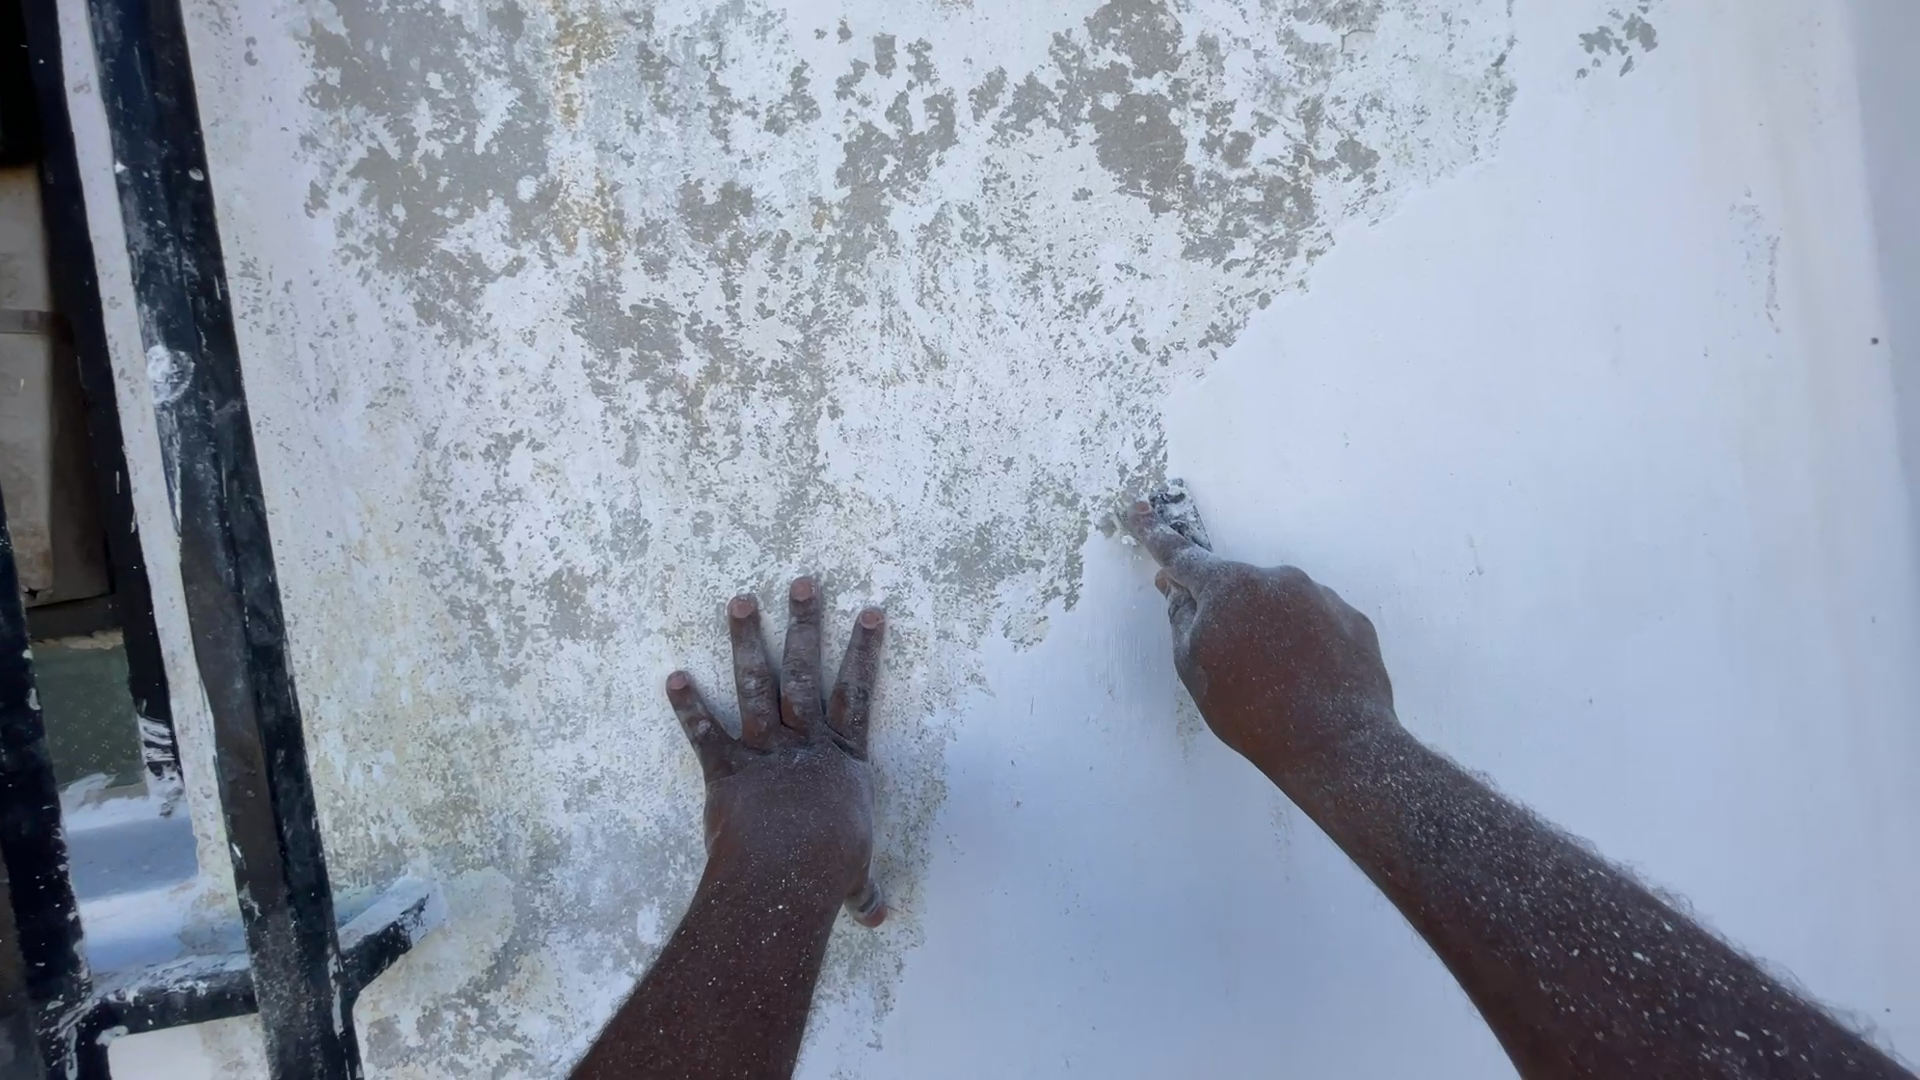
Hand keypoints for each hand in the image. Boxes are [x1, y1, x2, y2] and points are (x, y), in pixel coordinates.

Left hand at [665, 576, 887, 926]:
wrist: (784, 881)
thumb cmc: (827, 873)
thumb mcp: (851, 876)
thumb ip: (860, 888)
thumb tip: (878, 918)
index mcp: (841, 757)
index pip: (857, 692)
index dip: (865, 651)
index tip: (871, 611)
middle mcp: (804, 743)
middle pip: (804, 672)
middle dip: (805, 625)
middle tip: (802, 581)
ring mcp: (764, 752)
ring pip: (756, 686)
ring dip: (746, 641)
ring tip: (739, 599)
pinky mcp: (726, 771)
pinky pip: (706, 735)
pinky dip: (688, 708)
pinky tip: (672, 676)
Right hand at [1127, 500, 1399, 786]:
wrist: (1336, 745)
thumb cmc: (1250, 710)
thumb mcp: (1193, 667)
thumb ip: (1181, 619)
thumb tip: (1177, 589)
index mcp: (1230, 586)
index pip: (1181, 556)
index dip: (1154, 535)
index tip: (1138, 511)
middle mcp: (1277, 578)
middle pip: (1235, 587)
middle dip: (1224, 611)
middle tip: (1227, 660)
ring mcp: (1321, 596)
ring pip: (1277, 604)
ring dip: (1266, 628)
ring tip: (1274, 680)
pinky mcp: (1353, 620)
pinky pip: (1314, 621)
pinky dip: (1302, 641)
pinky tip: (1304, 679)